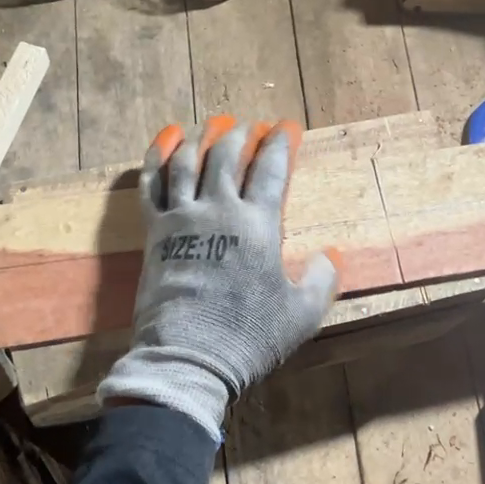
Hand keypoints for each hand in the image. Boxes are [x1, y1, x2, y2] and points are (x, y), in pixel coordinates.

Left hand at [97, 116, 339, 440]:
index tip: (286, 128)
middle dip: (239, 136)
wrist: (188, 357)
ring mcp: (181, 219)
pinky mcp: (154, 233)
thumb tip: (332, 253)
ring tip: (207, 127)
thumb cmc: (249, 335)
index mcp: (258, 225)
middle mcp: (219, 211)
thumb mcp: (301, 314)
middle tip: (246, 126)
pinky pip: (151, 187)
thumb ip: (321, 279)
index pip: (271, 171)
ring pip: (188, 164)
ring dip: (199, 140)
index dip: (280, 145)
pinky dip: (156, 161)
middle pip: (226, 158)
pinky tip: (162, 145)